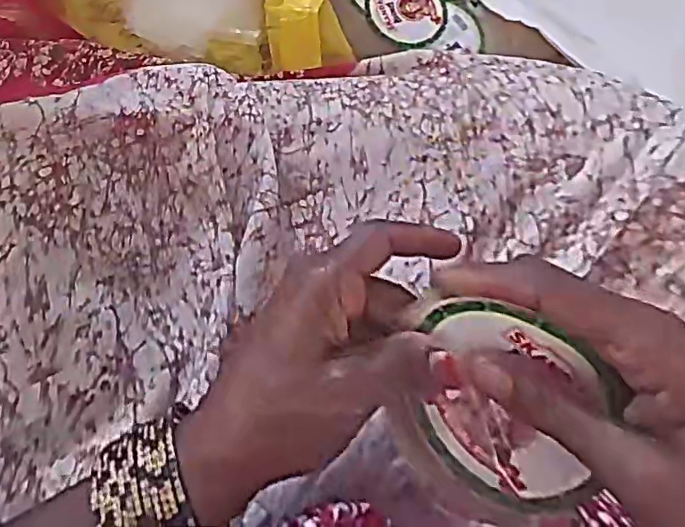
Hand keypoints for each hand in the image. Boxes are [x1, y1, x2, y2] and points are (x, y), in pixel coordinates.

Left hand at [177, 222, 462, 522]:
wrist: (226, 447)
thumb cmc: (279, 412)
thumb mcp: (347, 391)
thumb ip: (400, 365)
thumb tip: (447, 351)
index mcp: (322, 280)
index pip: (378, 240)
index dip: (420, 238)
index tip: (458, 248)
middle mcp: (318, 282)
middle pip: (384, 286)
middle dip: (419, 318)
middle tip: (457, 354)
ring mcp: (313, 307)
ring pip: (375, 312)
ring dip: (402, 341)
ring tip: (437, 378)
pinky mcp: (311, 331)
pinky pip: (358, 330)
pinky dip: (383, 351)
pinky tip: (405, 384)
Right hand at [434, 258, 684, 526]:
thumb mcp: (630, 469)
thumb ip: (551, 410)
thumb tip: (473, 361)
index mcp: (646, 335)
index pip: (553, 288)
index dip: (492, 279)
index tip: (440, 283)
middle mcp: (639, 320)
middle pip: (550, 286)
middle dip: (492, 289)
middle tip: (438, 305)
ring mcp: (636, 336)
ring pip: (555, 305)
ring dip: (505, 311)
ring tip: (456, 322)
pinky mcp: (631, 357)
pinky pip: (568, 332)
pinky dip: (528, 337)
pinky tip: (500, 351)